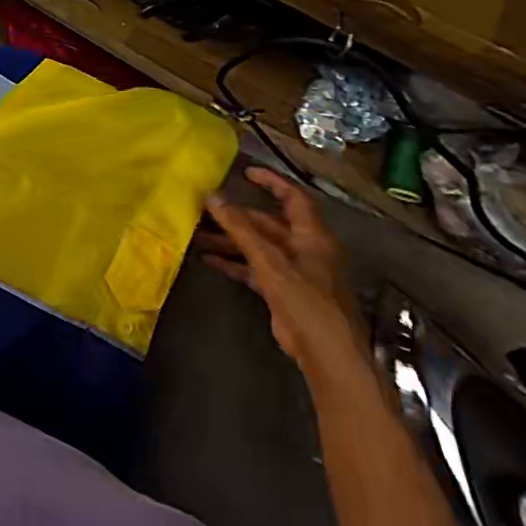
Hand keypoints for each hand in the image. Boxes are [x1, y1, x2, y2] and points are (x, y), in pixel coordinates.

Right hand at [199, 167, 366, 381]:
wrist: (326, 352)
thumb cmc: (306, 299)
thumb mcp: (270, 260)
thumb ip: (240, 229)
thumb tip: (212, 197)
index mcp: (311, 234)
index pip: (291, 196)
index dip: (270, 181)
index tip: (245, 173)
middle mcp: (304, 247)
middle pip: (268, 223)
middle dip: (238, 218)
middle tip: (207, 210)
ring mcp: (294, 271)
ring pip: (259, 247)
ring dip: (232, 242)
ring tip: (199, 236)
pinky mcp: (283, 292)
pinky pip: (256, 269)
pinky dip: (236, 263)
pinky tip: (211, 261)